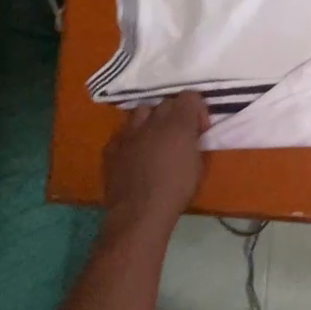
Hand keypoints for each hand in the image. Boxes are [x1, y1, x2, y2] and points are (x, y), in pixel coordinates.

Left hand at [102, 92, 209, 235]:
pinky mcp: (111, 148)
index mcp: (179, 123)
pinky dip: (132, 138)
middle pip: (166, 102)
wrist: (139, 213)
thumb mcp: (198, 164)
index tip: (199, 130)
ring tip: (155, 139)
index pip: (190, 96)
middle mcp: (153, 121)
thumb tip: (191, 135)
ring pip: (142, 112)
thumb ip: (194, 141)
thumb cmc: (176, 190)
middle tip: (179, 135)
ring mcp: (129, 133)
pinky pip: (123, 133)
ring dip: (151, 121)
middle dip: (175, 114)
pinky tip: (135, 154)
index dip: (197, 110)